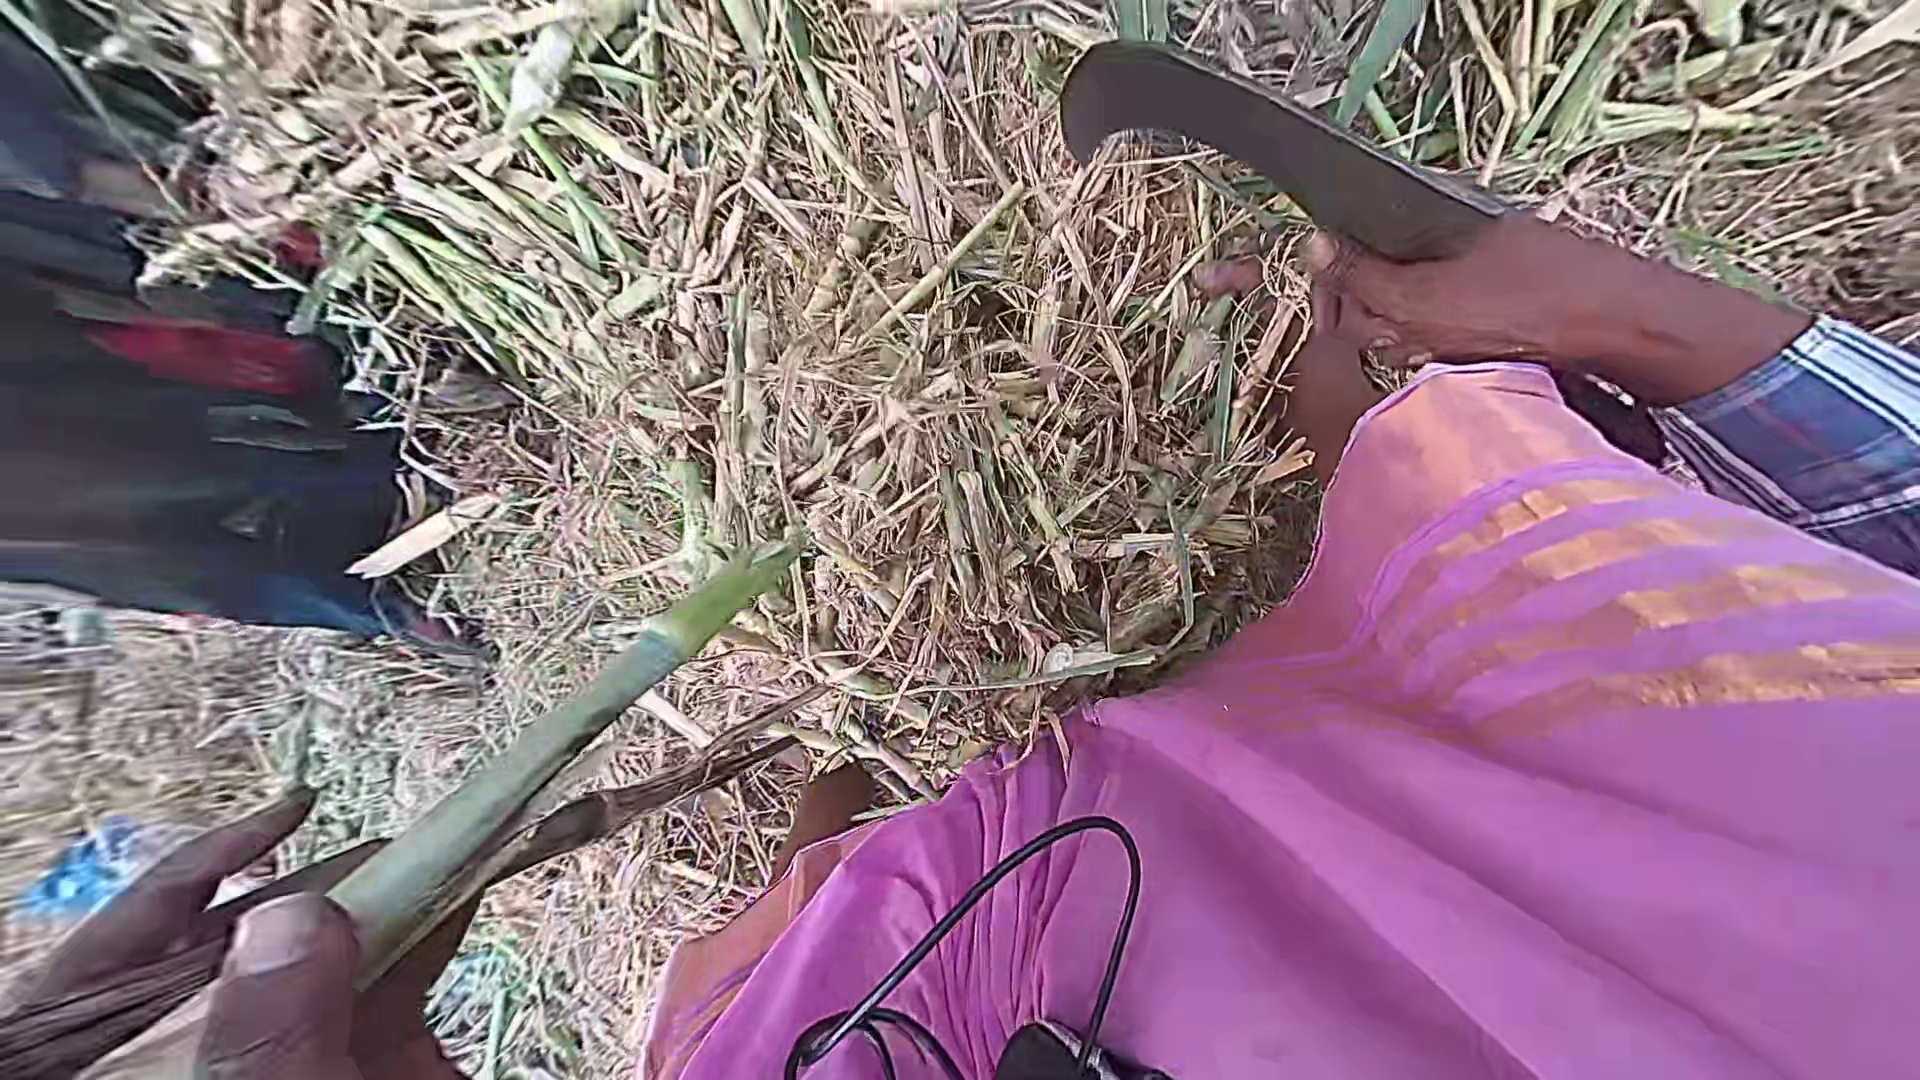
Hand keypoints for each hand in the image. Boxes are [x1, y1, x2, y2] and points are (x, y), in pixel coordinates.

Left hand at [9, 789, 467, 1079]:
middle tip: (402, 844)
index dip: (178, 884)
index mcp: (134, 1076)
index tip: (292, 815)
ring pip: (327, 949)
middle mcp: (201, 1057)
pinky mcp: (368, 1044)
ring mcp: (288, 1049)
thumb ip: (265, 1047)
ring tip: (451, 849)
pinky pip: (394, 965)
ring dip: (394, 891)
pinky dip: (437, 920)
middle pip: (233, 948)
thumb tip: (287, 915)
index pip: (91, 980)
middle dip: (324, 884)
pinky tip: (473, 891)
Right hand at [1305, 214, 1812, 403]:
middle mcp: (1463, 231)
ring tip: (1425, 355)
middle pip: (1387, 277)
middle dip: (1375, 317)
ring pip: (1418, 300)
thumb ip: (1359, 275)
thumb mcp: (1414, 300)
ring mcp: (1492, 257)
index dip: (1338, 292)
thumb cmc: (1508, 311)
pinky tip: (1455, 356)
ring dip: (1407, 333)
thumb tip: (1313, 243)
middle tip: (1388, 346)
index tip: (1333, 328)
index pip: (1359, 251)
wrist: (1620, 329)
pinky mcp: (1516, 285)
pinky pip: (1454, 313)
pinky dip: (1443, 337)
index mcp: (1437, 218)